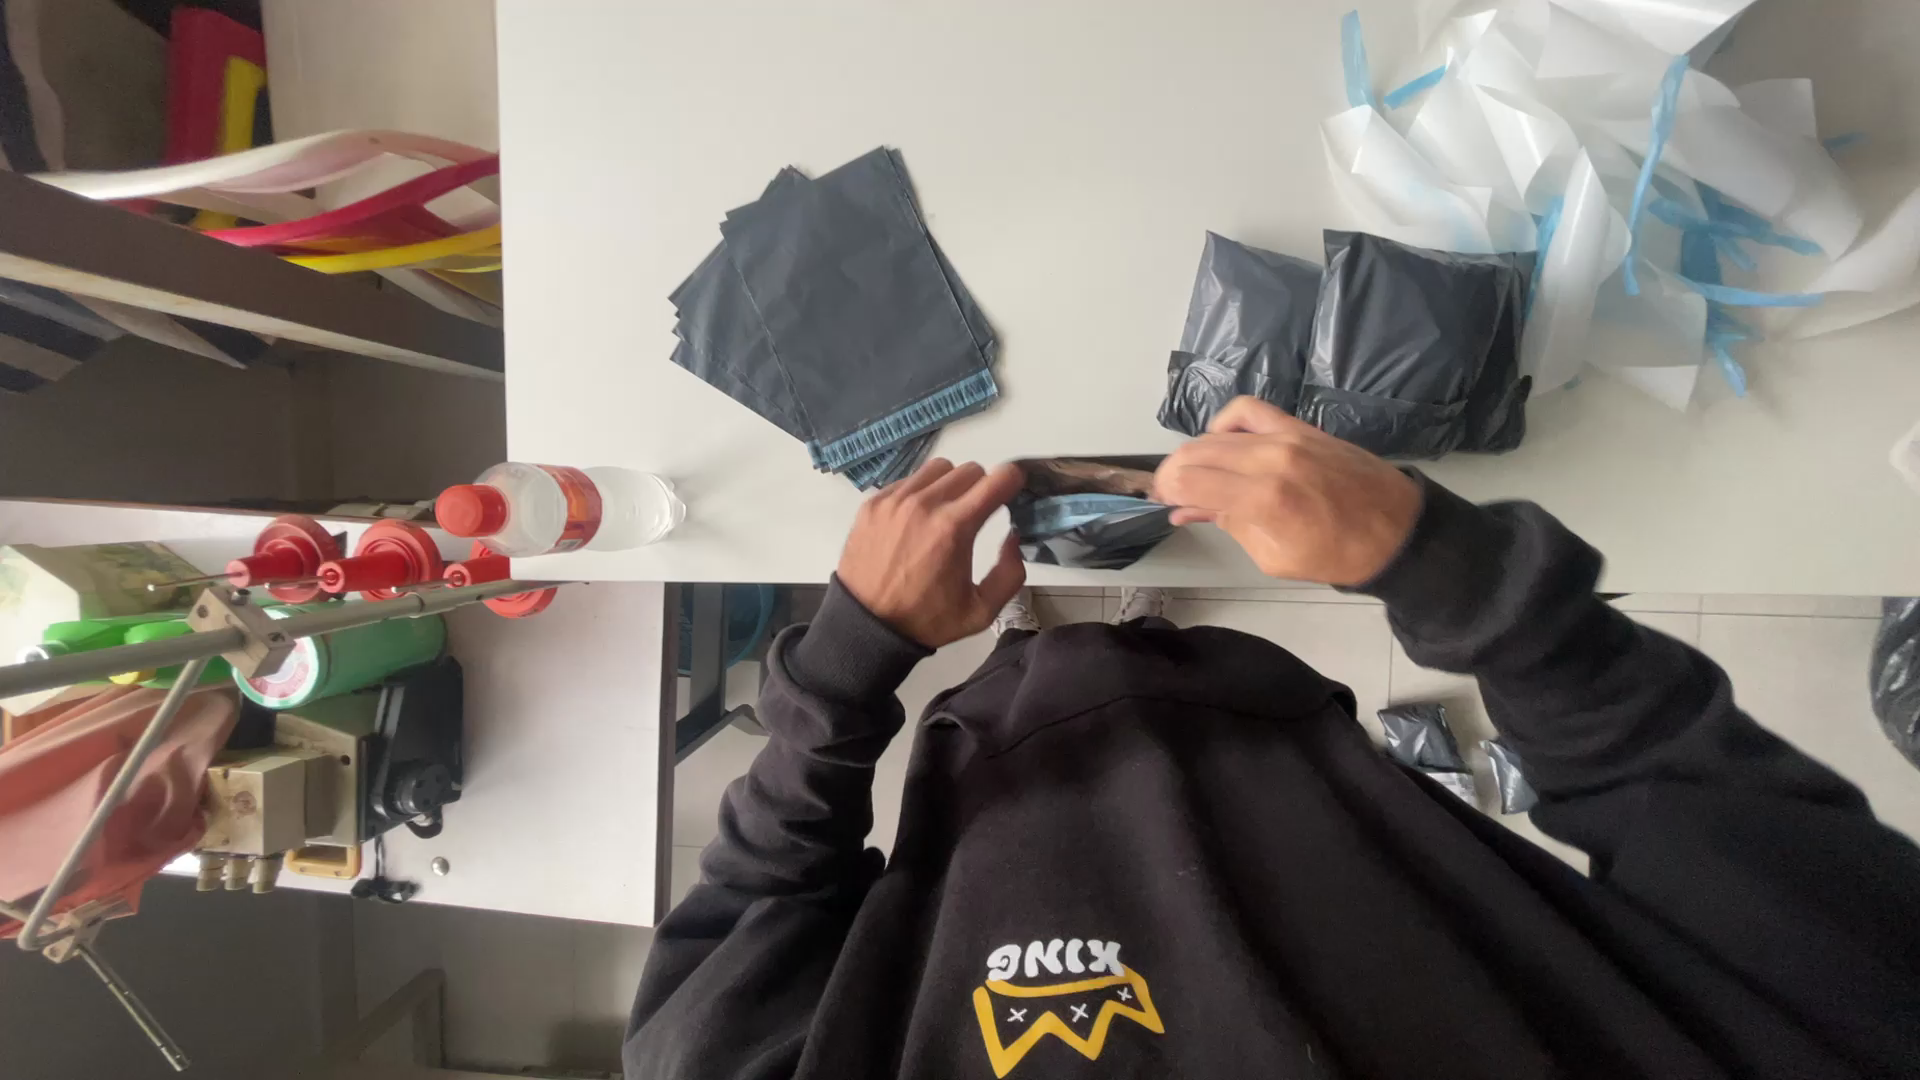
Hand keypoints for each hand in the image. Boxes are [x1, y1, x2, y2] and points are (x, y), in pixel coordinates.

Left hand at [837, 459, 1027, 647]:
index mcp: (954, 527)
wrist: (866, 626)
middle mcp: (924, 504)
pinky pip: (909, 480)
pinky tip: (917, 520)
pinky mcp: (873, 503)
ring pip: (939, 468)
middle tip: (977, 514)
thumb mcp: (981, 611)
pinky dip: (921, 492)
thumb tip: (1012, 535)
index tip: (1012, 493)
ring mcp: (895, 500)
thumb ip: (1010, 572)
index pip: (999, 478)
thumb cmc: (926, 619)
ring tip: (946, 512)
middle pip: (971, 470)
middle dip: (982, 488)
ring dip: (951, 485)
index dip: (1013, 482)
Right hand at [1153, 397, 1421, 585]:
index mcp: (1261, 500)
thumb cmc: (1334, 555)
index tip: (1161, 501)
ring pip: (1214, 434)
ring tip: (1193, 472)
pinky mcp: (1299, 428)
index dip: (1165, 490)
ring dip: (1193, 453)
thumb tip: (1186, 510)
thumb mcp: (1271, 556)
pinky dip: (1225, 424)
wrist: (1397, 532)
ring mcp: (1285, 438)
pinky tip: (1223, 443)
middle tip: (1169, 491)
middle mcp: (1269, 461)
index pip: (1188, 480)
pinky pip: (1248, 411)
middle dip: (1172, 473)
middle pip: (1195, 453)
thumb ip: (1226, 525)